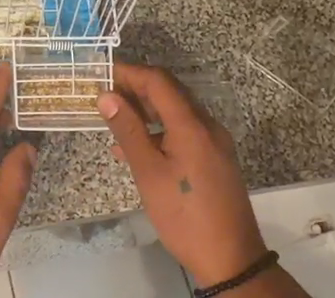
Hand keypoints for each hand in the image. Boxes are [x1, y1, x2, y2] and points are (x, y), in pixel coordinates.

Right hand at [99, 63, 267, 288]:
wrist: (233, 261)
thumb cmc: (184, 216)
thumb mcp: (149, 173)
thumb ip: (128, 130)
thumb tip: (106, 96)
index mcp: (192, 125)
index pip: (158, 81)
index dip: (129, 73)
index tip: (101, 76)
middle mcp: (208, 126)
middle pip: (169, 92)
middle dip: (136, 89)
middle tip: (105, 98)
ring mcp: (215, 143)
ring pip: (177, 111)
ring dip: (147, 110)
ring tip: (116, 122)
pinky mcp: (216, 159)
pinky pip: (185, 130)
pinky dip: (161, 129)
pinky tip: (139, 148)